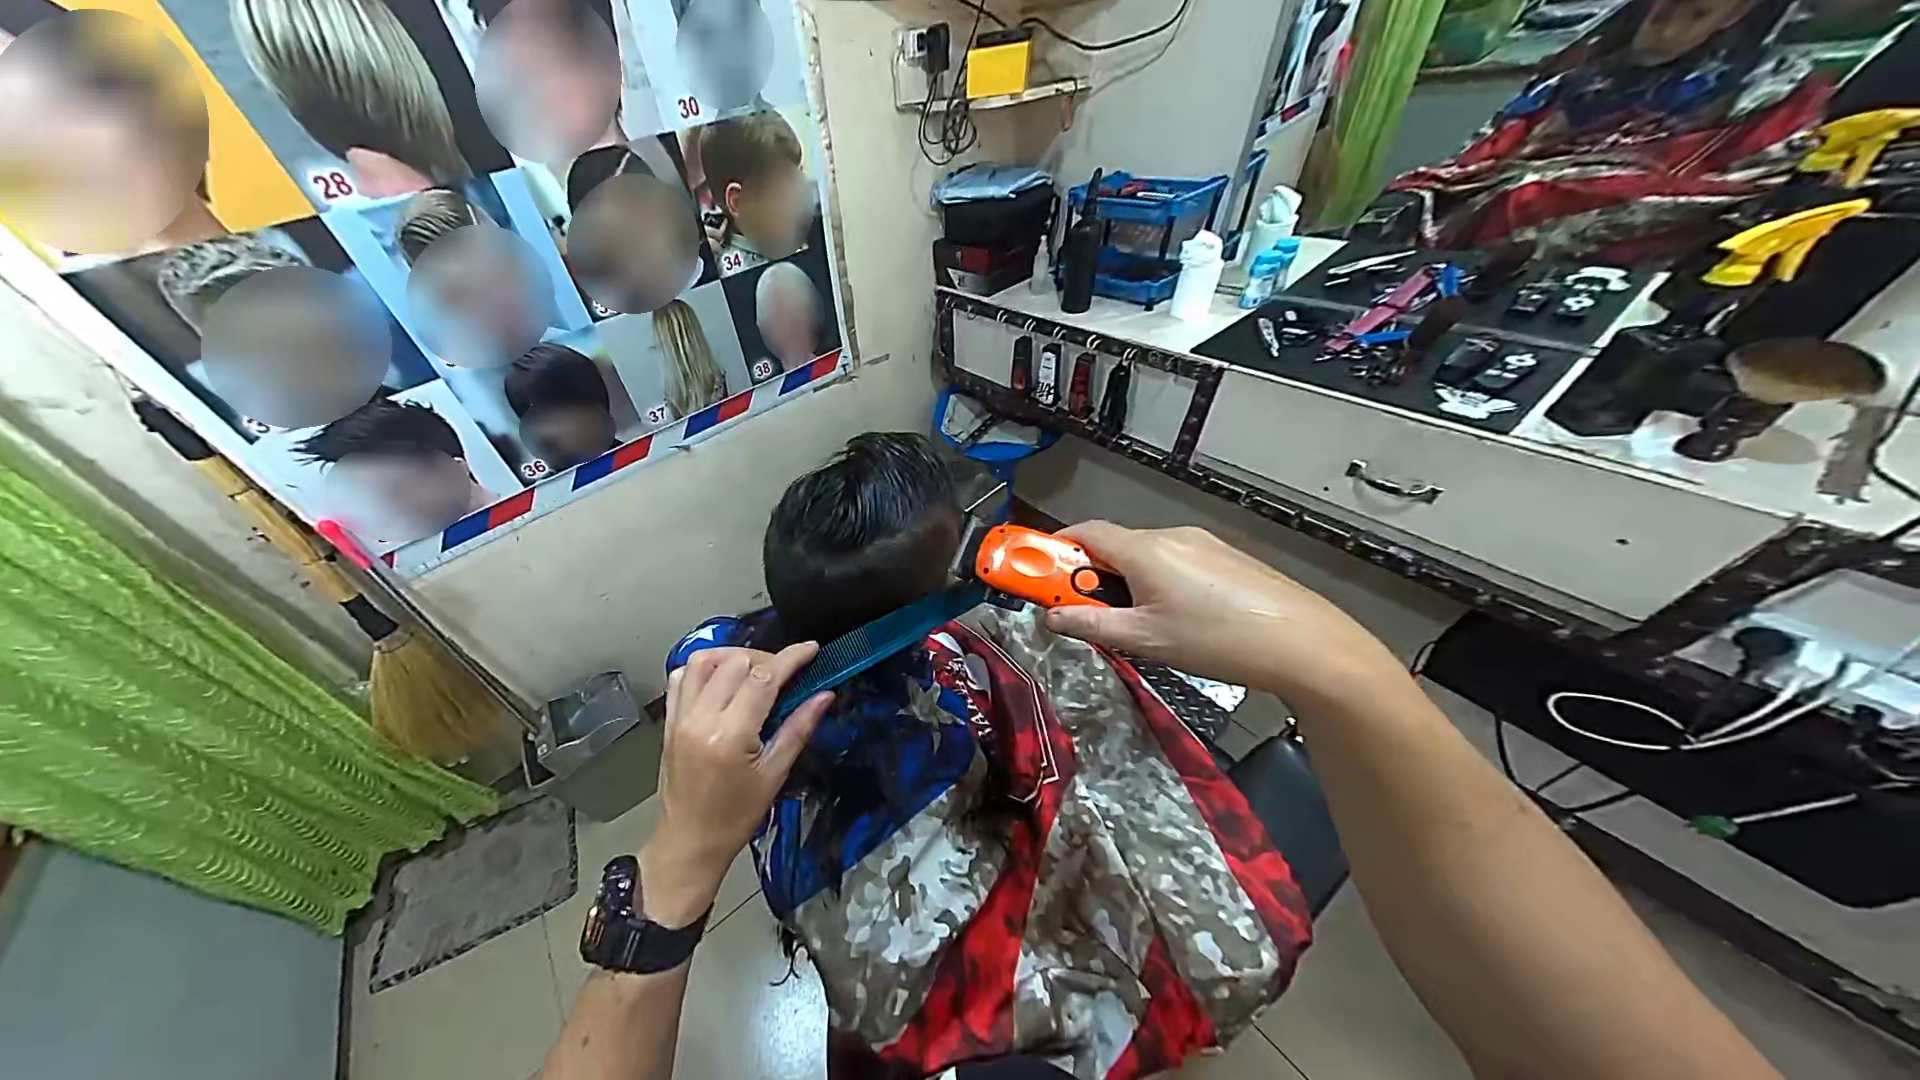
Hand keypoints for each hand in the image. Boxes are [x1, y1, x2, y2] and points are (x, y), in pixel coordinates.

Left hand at [638, 644, 831, 926]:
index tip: (811, 649)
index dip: (791, 658)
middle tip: (786, 673)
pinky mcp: (669, 721)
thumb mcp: (775, 774)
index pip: (764, 677)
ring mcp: (680, 718)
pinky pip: (681, 677)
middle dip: (767, 658)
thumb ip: (799, 727)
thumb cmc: (736, 816)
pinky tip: (723, 678)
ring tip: (755, 669)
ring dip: (733, 656)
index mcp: (730, 736)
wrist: (688, 845)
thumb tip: (826, 694)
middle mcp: (701, 719)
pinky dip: (704, 668)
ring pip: (704, 660)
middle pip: (736, 662)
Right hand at [1042, 521, 1404, 707]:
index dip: (1053, 548)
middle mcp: (1169, 536)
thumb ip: (1091, 625)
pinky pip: (1173, 561)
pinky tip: (1174, 617)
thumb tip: (1052, 617)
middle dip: (1088, 573)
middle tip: (1081, 610)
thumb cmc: (1216, 639)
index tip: (1035, 571)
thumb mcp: (1144, 639)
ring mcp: (1201, 544)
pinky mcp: (1224, 557)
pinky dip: (1154, 580)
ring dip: (1122, 580)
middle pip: (1112, 545)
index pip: (1084, 532)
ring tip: (1132, 623)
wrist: (1303, 643)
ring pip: (1143, 555)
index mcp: (1144, 549)